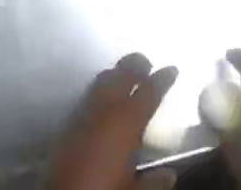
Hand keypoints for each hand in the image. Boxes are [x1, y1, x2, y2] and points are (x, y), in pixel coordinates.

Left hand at [47, 53, 179, 189]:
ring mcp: (84, 113)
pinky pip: (89, 94)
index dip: (161, 80)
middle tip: (146, 62)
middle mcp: (104, 111)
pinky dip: (101, 88)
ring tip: (127, 74)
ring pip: (102, 81)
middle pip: (121, 76)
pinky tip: (105, 98)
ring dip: (116, 74)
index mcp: (125, 123)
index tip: (171, 68)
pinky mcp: (69, 124)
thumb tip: (170, 174)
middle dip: (135, 66)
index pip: (147, 95)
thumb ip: (153, 183)